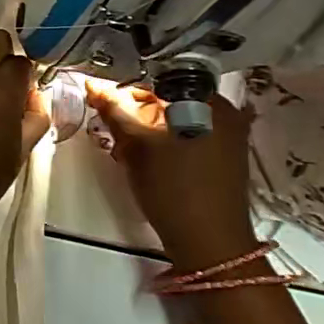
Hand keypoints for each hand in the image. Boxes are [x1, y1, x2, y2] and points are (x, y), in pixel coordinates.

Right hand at [86, 82, 257, 263]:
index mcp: (211, 101)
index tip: (108, 103)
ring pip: (180, 120)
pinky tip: (149, 160)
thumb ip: (116, 113)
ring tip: (128, 148)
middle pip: (172, 99)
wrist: (210, 246)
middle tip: (115, 130)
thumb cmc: (175, 191)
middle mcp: (226, 113)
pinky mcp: (226, 159)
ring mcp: (230, 137)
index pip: (164, 78)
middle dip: (140, 112)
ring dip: (151, 129)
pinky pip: (191, 137)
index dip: (131, 88)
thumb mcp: (138, 149)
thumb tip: (93, 86)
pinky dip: (168, 143)